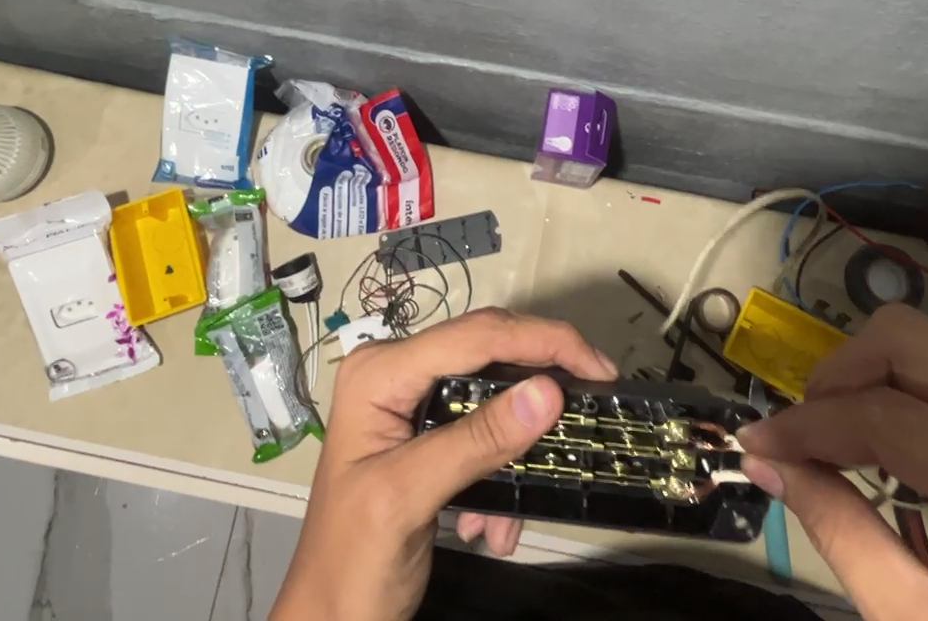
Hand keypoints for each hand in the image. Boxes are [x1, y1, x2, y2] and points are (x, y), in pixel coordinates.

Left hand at [272, 308, 617, 620]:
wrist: (327, 619)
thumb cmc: (352, 560)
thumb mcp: (409, 498)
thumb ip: (476, 441)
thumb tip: (549, 392)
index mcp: (381, 370)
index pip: (476, 335)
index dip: (543, 342)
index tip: (599, 369)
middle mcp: (396, 370)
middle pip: (488, 352)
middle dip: (539, 386)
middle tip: (594, 403)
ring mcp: (410, 398)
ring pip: (493, 394)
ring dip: (517, 448)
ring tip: (517, 508)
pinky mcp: (426, 428)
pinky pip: (484, 430)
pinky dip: (502, 472)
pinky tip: (490, 528)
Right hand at [737, 305, 927, 619]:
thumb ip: (844, 537)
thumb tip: (765, 459)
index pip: (896, 418)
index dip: (809, 424)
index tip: (753, 443)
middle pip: (913, 341)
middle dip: (840, 378)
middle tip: (809, 438)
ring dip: (869, 382)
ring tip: (847, 447)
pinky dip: (904, 395)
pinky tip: (898, 455)